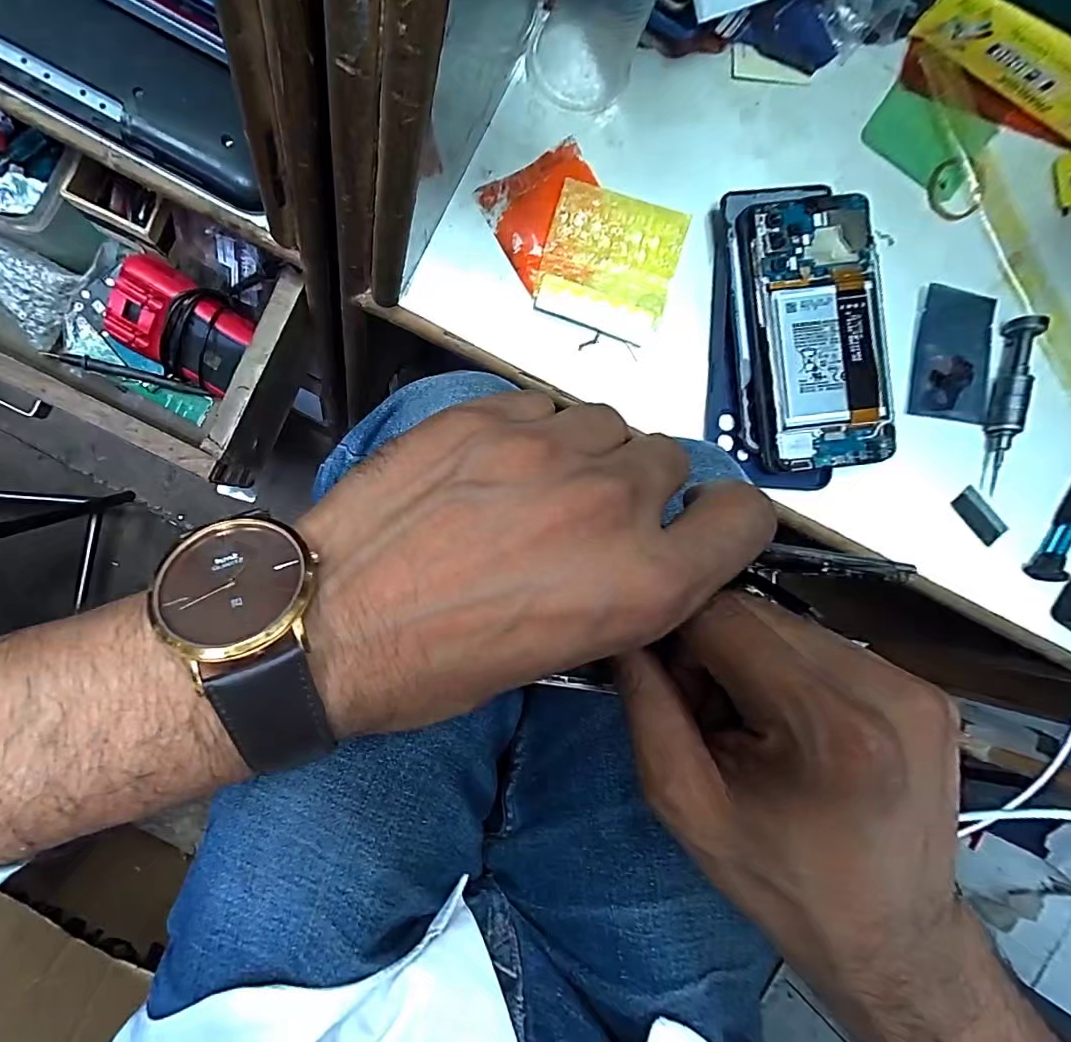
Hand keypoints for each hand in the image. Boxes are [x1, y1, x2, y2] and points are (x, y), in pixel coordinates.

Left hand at [297, 391, 773, 736]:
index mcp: (640, 583)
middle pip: (667, 461)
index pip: (743, 517)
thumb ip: (614, 592)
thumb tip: (630, 553)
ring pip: (602, 424)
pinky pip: (538, 405)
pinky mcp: (480, 416)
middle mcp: (608, 503)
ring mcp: (542, 448)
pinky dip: (529, 429)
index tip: (694, 524)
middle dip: (637, 489)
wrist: (327, 621)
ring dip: (583, 453)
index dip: (721, 521)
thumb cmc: (432, 665)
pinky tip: (490, 462)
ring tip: (531, 485)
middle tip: (584, 517)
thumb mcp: (551, 655)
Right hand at [619, 593, 1049, 1041]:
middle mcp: (885, 690)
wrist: (888, 939)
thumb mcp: (681, 799)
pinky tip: (787, 719)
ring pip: (787, 622)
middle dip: (710, 646)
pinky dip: (786, 666)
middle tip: (705, 709)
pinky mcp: (925, 690)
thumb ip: (644, 701)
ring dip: (747, 653)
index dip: (677, 635)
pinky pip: (823, 643)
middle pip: (756, 612)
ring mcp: (915, 686)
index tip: (665, 678)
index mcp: (828, 725)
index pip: (723, 616)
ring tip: (747, 718)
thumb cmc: (775, 876)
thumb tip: (626, 631)